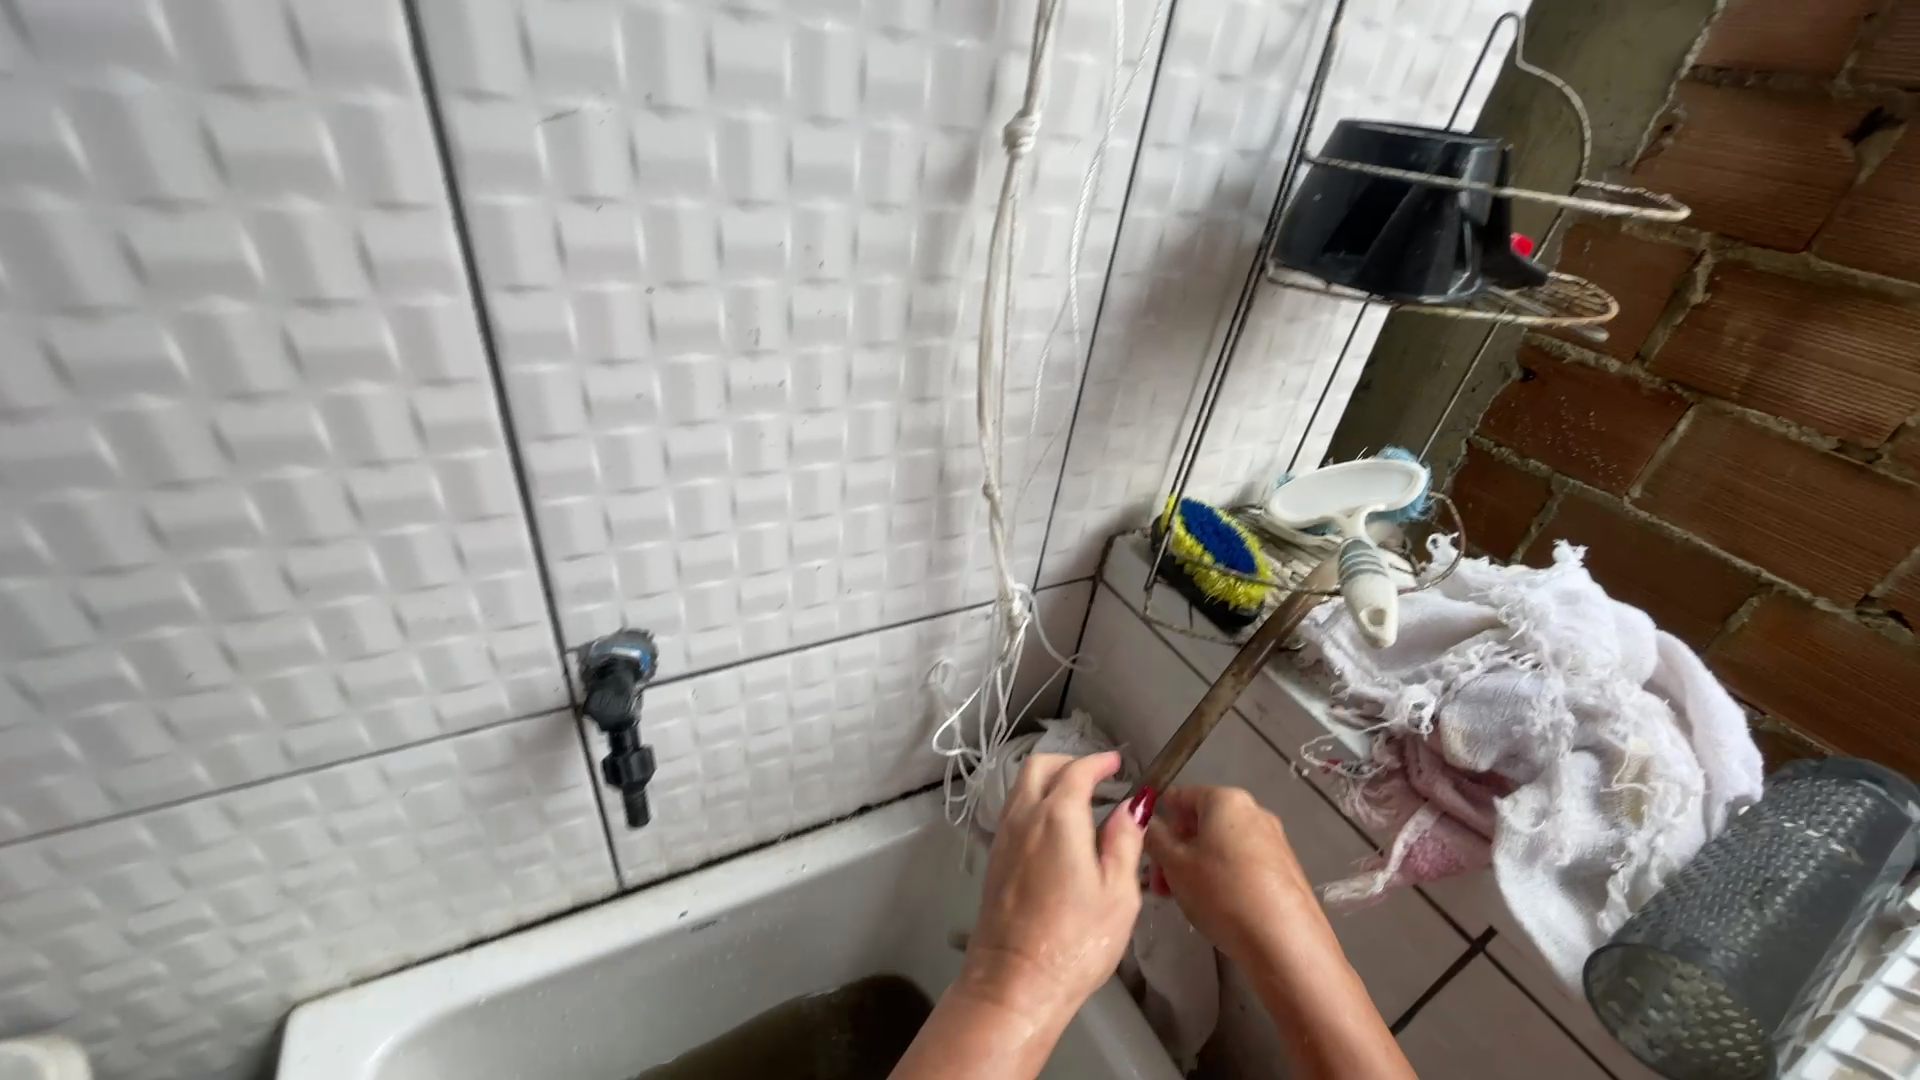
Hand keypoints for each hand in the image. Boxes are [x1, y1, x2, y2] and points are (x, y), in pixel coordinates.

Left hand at [959, 752, 1144, 1028]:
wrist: (1013, 982)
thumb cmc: (1074, 941)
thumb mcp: (1118, 894)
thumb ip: (1124, 842)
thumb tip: (1131, 807)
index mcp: (1058, 817)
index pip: (1077, 771)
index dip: (1099, 761)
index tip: (1115, 762)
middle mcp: (1024, 816)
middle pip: (1039, 767)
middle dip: (1068, 762)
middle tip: (1095, 775)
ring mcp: (1004, 836)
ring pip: (1021, 786)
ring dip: (1048, 780)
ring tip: (1077, 800)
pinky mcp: (994, 857)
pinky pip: (1014, 810)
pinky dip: (1034, 802)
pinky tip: (1054, 829)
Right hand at [1144, 785, 1313, 961]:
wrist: (1287, 945)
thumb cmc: (1223, 893)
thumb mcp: (1175, 865)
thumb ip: (1154, 836)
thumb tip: (1144, 819)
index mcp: (1225, 799)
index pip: (1180, 795)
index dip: (1157, 820)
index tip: (1146, 850)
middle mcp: (1253, 811)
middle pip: (1200, 822)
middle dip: (1175, 850)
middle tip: (1161, 884)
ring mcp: (1273, 840)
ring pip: (1220, 845)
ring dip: (1194, 866)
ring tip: (1184, 900)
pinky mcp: (1285, 869)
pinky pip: (1242, 863)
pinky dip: (1222, 877)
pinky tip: (1216, 907)